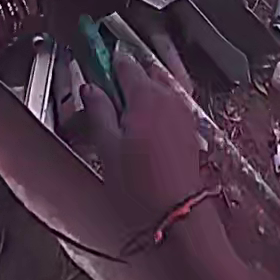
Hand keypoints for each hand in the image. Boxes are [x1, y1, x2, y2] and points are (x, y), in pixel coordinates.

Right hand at [82, 50, 202, 229]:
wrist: (178, 216)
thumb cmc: (141, 188)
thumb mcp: (108, 148)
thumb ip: (98, 111)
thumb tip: (90, 89)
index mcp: (145, 95)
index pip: (124, 63)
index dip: (107, 63)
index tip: (95, 67)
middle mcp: (167, 95)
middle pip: (143, 70)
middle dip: (125, 76)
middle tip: (107, 93)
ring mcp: (182, 108)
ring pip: (160, 82)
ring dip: (144, 86)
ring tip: (127, 108)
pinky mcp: (190, 124)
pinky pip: (173, 98)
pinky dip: (161, 98)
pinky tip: (150, 117)